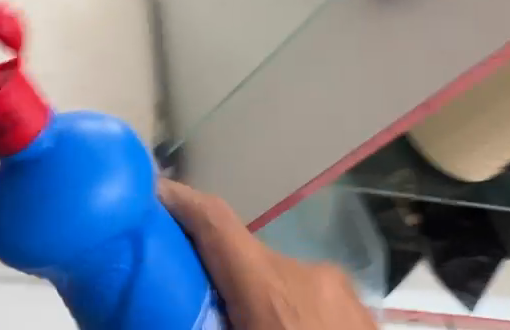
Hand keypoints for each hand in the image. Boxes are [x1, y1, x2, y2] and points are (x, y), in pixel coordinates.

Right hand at [160, 180, 378, 329]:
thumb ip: (209, 319)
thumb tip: (174, 311)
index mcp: (271, 297)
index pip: (216, 222)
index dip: (179, 201)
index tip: (147, 193)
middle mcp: (307, 279)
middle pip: (243, 254)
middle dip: (213, 271)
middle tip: (186, 299)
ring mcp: (342, 297)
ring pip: (277, 280)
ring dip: (253, 300)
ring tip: (239, 327)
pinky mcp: (362, 316)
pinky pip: (308, 302)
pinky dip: (284, 316)